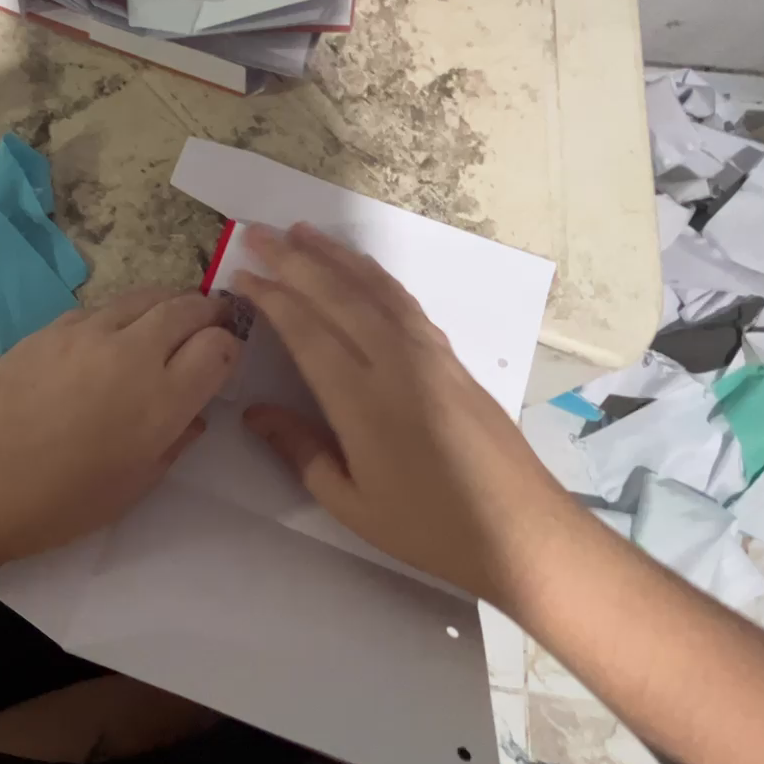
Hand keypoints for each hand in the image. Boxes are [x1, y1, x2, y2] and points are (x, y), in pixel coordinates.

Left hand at [0, 289, 241, 578]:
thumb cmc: (58, 502)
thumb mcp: (134, 487)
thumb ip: (175, 441)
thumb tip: (195, 411)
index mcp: (162, 398)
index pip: (219, 345)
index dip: (230, 348)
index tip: (226, 358)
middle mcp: (132, 350)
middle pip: (187, 307)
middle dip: (210, 310)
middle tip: (215, 321)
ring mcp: (88, 331)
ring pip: (146, 296)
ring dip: (169, 304)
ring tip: (170, 321)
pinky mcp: (52, 326)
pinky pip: (104, 308)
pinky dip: (124, 314)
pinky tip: (114, 337)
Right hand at [233, 223, 571, 606]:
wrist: (524, 533)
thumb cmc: (429, 527)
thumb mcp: (350, 503)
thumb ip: (298, 450)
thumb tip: (254, 412)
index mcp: (361, 399)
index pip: (305, 329)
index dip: (269, 297)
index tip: (239, 274)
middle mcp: (395, 361)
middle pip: (335, 294)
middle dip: (292, 259)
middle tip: (257, 233)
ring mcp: (428, 353)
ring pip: (372, 287)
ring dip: (333, 255)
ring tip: (301, 231)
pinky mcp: (451, 356)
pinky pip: (403, 301)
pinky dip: (374, 275)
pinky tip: (359, 266)